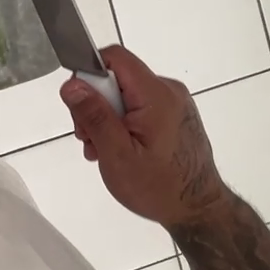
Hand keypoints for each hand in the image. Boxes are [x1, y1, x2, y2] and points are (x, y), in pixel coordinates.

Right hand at [60, 46, 232, 228]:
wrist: (198, 211)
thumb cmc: (157, 187)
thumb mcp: (117, 155)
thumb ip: (94, 116)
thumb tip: (71, 84)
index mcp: (156, 95)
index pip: (114, 57)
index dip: (89, 75)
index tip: (80, 108)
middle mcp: (168, 90)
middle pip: (117, 77)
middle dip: (95, 105)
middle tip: (89, 140)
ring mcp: (174, 102)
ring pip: (124, 93)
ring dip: (107, 118)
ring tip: (104, 151)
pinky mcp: (174, 114)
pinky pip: (138, 105)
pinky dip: (123, 123)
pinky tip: (119, 149)